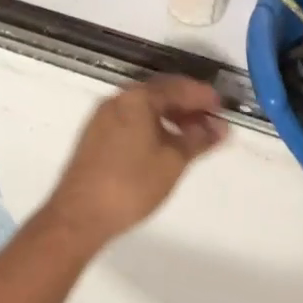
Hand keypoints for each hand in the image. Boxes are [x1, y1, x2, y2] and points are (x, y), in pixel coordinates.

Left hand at [41, 76, 225, 246]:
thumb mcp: (173, 161)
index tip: (223, 109)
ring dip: (170, 116)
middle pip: (159, 93)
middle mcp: (117, 100)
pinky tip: (164, 144)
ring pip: (144, 107)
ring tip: (192, 135)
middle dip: (187, 105)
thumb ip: (199, 139)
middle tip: (210, 122)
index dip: (203, 97)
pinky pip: (131, 120)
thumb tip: (219, 127)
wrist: (79, 215)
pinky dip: (152, 125)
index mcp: (137, 98)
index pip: (177, 87)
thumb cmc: (131, 184)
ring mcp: (102, 117)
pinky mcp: (95, 136)